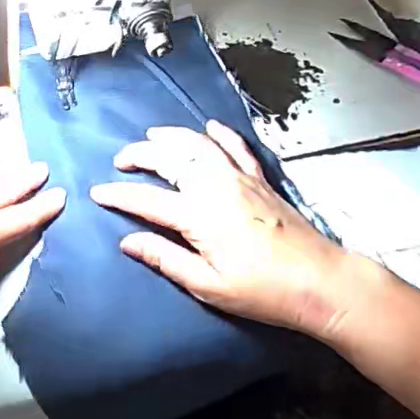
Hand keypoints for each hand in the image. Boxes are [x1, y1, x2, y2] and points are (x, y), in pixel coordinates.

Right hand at [90, 121, 396, 346]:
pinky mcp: (260, 180)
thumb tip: (129, 241)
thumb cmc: (263, 291)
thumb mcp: (208, 285)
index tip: (98, 193)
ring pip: (199, 144)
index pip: (147, 198)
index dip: (119, 194)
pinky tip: (209, 127)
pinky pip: (237, 148)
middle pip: (169, 159)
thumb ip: (165, 258)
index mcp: (199, 215)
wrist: (321, 282)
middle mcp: (216, 187)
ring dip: (172, 136)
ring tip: (151, 136)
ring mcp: (240, 179)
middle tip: (121, 161)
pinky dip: (220, 134)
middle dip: (139, 155)